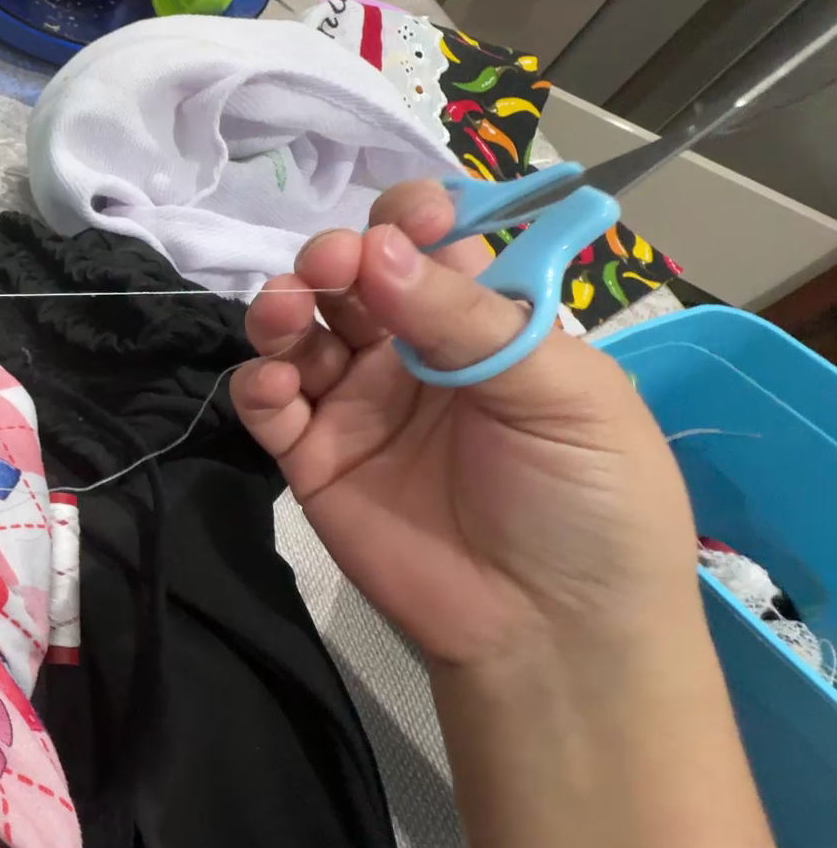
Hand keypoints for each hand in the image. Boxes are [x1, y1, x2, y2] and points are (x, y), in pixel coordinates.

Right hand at [230, 181, 697, 668]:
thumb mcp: (560, 396)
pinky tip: (277, 388)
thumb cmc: (587, 501)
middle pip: (350, 282)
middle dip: (332, 259)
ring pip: (296, 334)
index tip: (404, 219)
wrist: (540, 628)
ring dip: (280, 309)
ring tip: (282, 310)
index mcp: (482, 328)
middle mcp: (407, 356)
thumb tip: (375, 249)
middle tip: (330, 266)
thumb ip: (466, 320)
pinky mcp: (306, 453)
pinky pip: (267, 404)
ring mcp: (351, 404)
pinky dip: (259, 385)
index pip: (434, 250)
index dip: (413, 221)